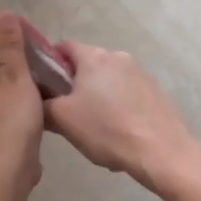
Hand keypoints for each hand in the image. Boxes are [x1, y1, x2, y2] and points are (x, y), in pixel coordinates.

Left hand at [0, 12, 44, 193]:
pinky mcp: (1, 123)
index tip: (35, 36)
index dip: (10, 34)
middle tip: (50, 56)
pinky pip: (14, 101)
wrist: (9, 165)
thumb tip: (1, 13)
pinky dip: (28, 96)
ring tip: (54, 75)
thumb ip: (9, 45)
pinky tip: (47, 100)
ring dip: (27, 77)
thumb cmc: (13, 116)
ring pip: (8, 82)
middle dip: (22, 56)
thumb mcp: (16, 74)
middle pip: (0, 61)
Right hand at [43, 42, 200, 194]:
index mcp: (94, 57)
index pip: (63, 47)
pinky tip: (116, 133)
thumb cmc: (107, 130)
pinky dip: (117, 107)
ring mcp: (142, 74)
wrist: (163, 153)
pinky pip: (127, 95)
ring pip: (107, 81)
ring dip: (96, 96)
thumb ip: (42, 104)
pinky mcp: (157, 93)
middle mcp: (119, 57)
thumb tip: (36, 101)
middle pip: (86, 64)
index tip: (42, 85)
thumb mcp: (61, 119)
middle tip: (64, 110)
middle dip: (73, 84)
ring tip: (92, 126)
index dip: (48, 63)